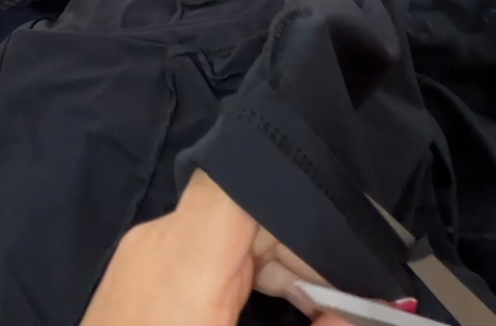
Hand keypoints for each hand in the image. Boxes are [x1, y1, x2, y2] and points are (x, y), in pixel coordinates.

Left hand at [82, 169, 350, 325]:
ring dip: (278, 262)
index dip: (294, 192)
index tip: (347, 242)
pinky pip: (203, 249)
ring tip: (323, 309)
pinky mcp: (140, 270)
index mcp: (183, 261)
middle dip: (303, 247)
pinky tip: (279, 308)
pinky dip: (244, 272)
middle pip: (245, 210)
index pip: (238, 182)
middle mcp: (159, 240)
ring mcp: (144, 252)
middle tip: (354, 300)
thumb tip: (351, 316)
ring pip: (227, 229)